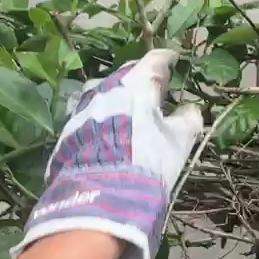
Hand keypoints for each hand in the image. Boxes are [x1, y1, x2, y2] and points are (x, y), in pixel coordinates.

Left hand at [16, 49, 203, 258]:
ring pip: (103, 93)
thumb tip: (191, 110)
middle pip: (125, 75)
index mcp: (135, 85)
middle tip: (155, 88)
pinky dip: (102, 117)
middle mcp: (104, 89)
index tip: (174, 61)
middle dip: (141, 79)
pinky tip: (108, 133)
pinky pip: (88, 115)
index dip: (167, 60)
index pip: (154, 61)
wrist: (101, 198)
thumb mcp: (178, 143)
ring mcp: (82, 109)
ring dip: (118, 97)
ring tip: (129, 110)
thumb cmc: (148, 163)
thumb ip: (187, 121)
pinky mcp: (67, 131)